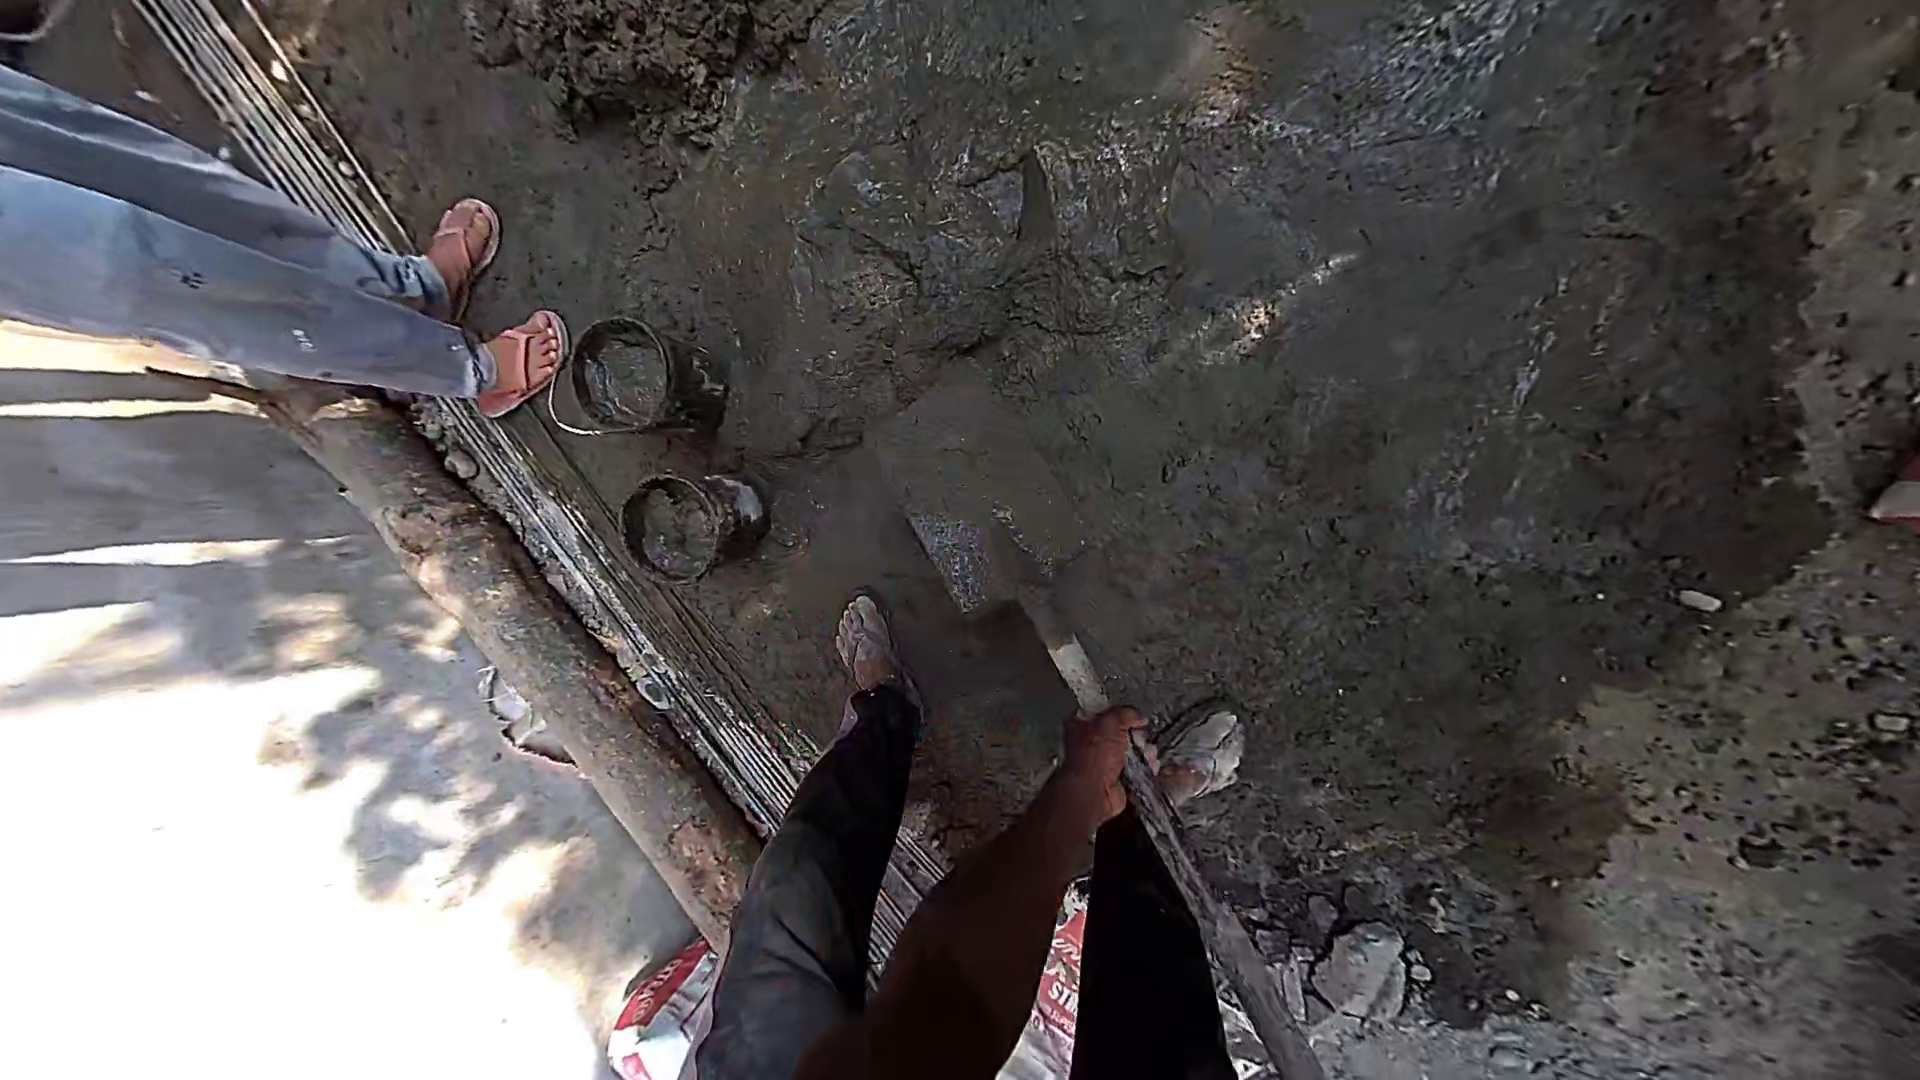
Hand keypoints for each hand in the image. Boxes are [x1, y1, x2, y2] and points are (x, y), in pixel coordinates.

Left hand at [1056, 706, 1146, 828]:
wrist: (1093, 792)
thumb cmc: (1093, 757)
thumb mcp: (1109, 724)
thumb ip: (1125, 714)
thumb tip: (1138, 715)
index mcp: (1081, 724)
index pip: (1104, 712)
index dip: (1121, 713)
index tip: (1135, 716)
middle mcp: (1091, 742)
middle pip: (1120, 732)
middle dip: (1136, 735)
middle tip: (1142, 737)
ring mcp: (1104, 761)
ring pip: (1130, 750)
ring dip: (1143, 751)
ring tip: (1149, 753)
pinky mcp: (1116, 777)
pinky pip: (1134, 767)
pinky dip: (1145, 766)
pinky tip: (1151, 764)